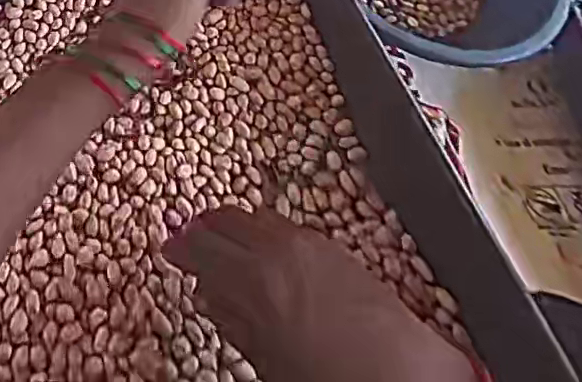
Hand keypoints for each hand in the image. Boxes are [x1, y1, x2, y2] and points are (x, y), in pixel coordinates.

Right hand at [165, 207, 479, 381]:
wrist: (411, 380)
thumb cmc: (335, 381)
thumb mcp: (272, 364)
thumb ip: (234, 321)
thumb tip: (206, 295)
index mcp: (256, 279)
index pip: (201, 247)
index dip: (180, 248)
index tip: (170, 252)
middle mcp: (277, 247)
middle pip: (224, 219)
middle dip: (203, 229)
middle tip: (193, 247)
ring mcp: (306, 241)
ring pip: (253, 215)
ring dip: (234, 227)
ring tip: (230, 251)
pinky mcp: (331, 244)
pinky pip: (283, 225)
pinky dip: (264, 232)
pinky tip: (269, 259)